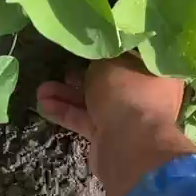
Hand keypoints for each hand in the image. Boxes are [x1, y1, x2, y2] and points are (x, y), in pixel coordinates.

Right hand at [37, 56, 195, 195]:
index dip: (106, 54)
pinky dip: (66, 113)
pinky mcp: (106, 136)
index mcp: (155, 71)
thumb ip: (99, 59)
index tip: (86, 51)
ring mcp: (124, 117)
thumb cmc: (126, 93)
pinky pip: (84, 119)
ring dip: (66, 96)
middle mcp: (143, 93)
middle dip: (79, 78)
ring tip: (40, 91)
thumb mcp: (109, 63)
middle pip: (107, 82)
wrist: (128, 145)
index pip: (129, 57)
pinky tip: (43, 106)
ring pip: (91, 102)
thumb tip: (93, 60)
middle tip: (60, 70)